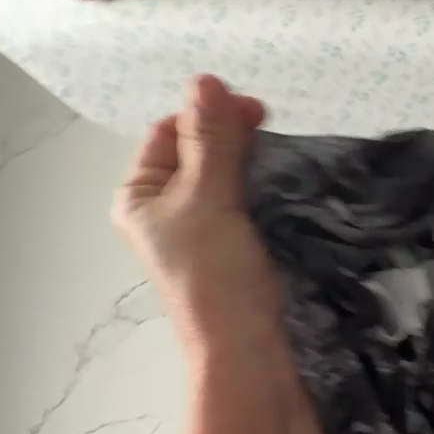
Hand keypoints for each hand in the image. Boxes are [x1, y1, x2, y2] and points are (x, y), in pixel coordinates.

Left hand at [114, 75, 284, 358]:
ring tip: (291, 163)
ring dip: (257, 170)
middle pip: (201, 159)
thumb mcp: (210, 202)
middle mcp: (167, 214)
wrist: (249, 352)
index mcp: (140, 196)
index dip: (210, 116)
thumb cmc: (217, 278)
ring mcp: (205, 238)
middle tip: (279, 134)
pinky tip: (294, 197)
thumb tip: (207, 81)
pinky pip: (251, 213)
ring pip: (230, 187)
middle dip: (237, 142)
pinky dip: (270, 199)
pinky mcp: (241, 257)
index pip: (172, 135)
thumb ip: (213, 145)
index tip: (259, 110)